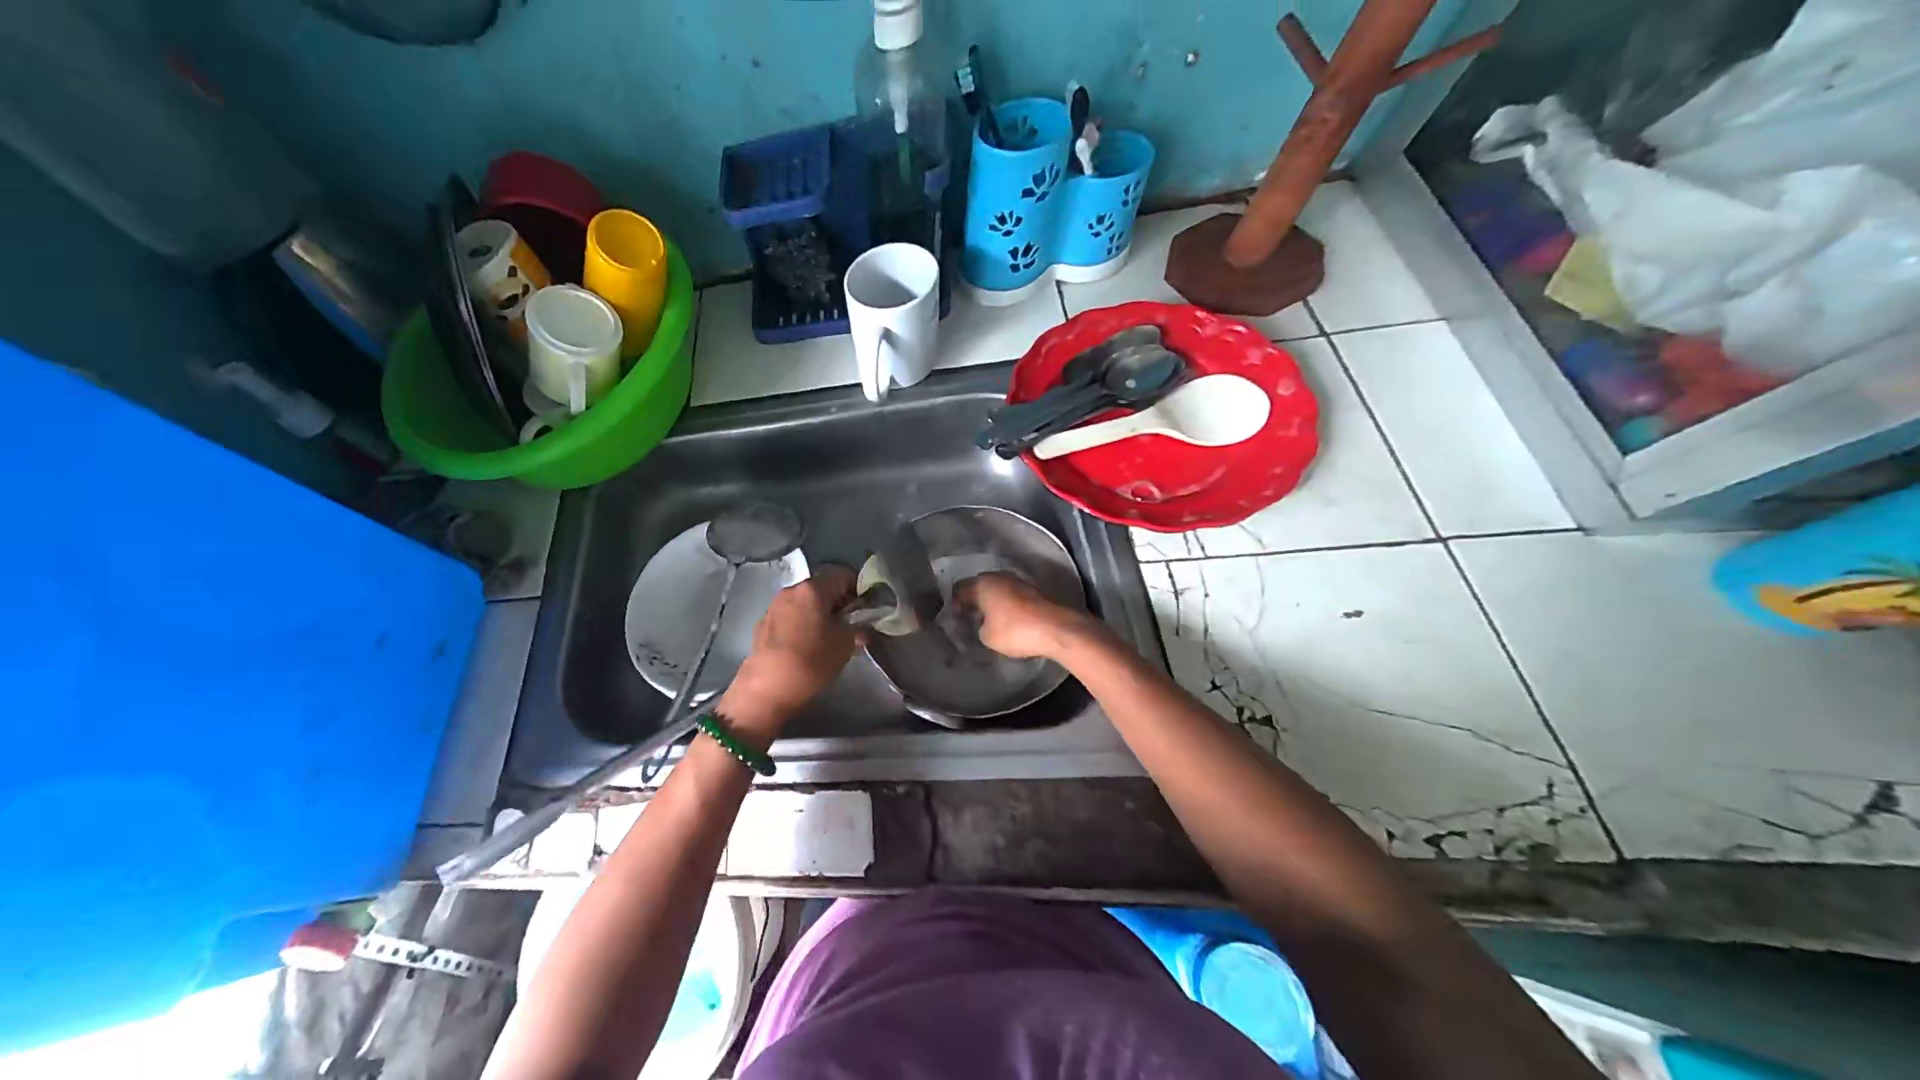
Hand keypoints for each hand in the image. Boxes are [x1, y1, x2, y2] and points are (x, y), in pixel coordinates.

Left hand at [719, 566, 859, 738]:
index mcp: (813, 589)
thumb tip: (863, 628)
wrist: (768, 688)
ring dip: (818, 612)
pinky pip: (789, 615)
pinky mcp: (762, 623)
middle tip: (848, 624)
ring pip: (804, 601)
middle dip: (837, 601)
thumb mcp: (845, 645)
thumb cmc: (812, 660)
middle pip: (821, 586)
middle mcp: (791, 590)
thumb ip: (857, 630)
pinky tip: (805, 645)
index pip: (843, 574)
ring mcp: (774, 606)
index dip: (857, 588)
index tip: (863, 609)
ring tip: (826, 636)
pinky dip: (801, 622)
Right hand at [954, 572, 1099, 660]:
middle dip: (974, 601)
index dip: (954, 605)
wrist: (1058, 628)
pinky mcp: (1036, 590)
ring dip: (992, 601)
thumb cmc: (1016, 631)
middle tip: (970, 619)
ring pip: (998, 589)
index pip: (959, 589)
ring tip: (990, 620)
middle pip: (979, 586)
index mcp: (983, 583)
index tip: (956, 620)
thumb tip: (983, 624)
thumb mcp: (987, 636)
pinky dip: (1008, 604)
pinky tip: (1009, 619)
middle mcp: (1000, 576)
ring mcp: (1020, 580)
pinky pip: (1013, 595)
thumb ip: (978, 627)